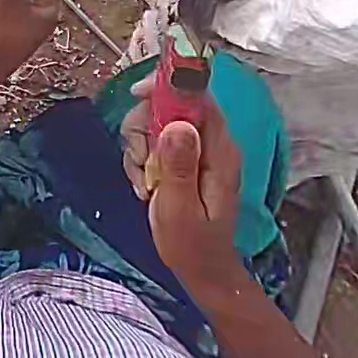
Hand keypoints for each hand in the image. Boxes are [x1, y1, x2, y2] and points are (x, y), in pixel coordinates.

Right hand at [120, 75, 247, 298]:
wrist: (202, 271)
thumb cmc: (193, 246)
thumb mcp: (180, 208)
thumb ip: (179, 166)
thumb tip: (177, 124)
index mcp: (219, 150)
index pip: (198, 97)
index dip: (168, 87)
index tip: (138, 95)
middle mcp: (210, 143)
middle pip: (169, 106)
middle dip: (144, 126)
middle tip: (139, 158)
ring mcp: (196, 149)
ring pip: (156, 123)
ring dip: (139, 146)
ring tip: (143, 181)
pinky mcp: (183, 158)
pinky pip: (154, 142)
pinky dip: (141, 159)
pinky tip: (144, 185)